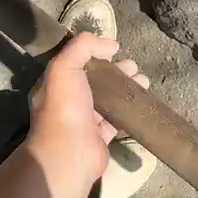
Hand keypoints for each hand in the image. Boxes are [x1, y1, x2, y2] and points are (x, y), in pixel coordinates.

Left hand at [25, 34, 146, 188]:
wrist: (70, 153)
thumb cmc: (64, 107)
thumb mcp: (65, 67)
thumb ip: (83, 47)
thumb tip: (111, 44)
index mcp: (55, 84)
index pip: (74, 63)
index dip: (94, 54)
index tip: (113, 50)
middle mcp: (67, 101)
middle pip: (94, 80)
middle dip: (115, 70)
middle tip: (133, 65)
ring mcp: (84, 119)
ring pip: (108, 98)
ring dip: (125, 87)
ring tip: (142, 79)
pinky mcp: (100, 135)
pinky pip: (117, 117)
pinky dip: (129, 107)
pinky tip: (142, 99)